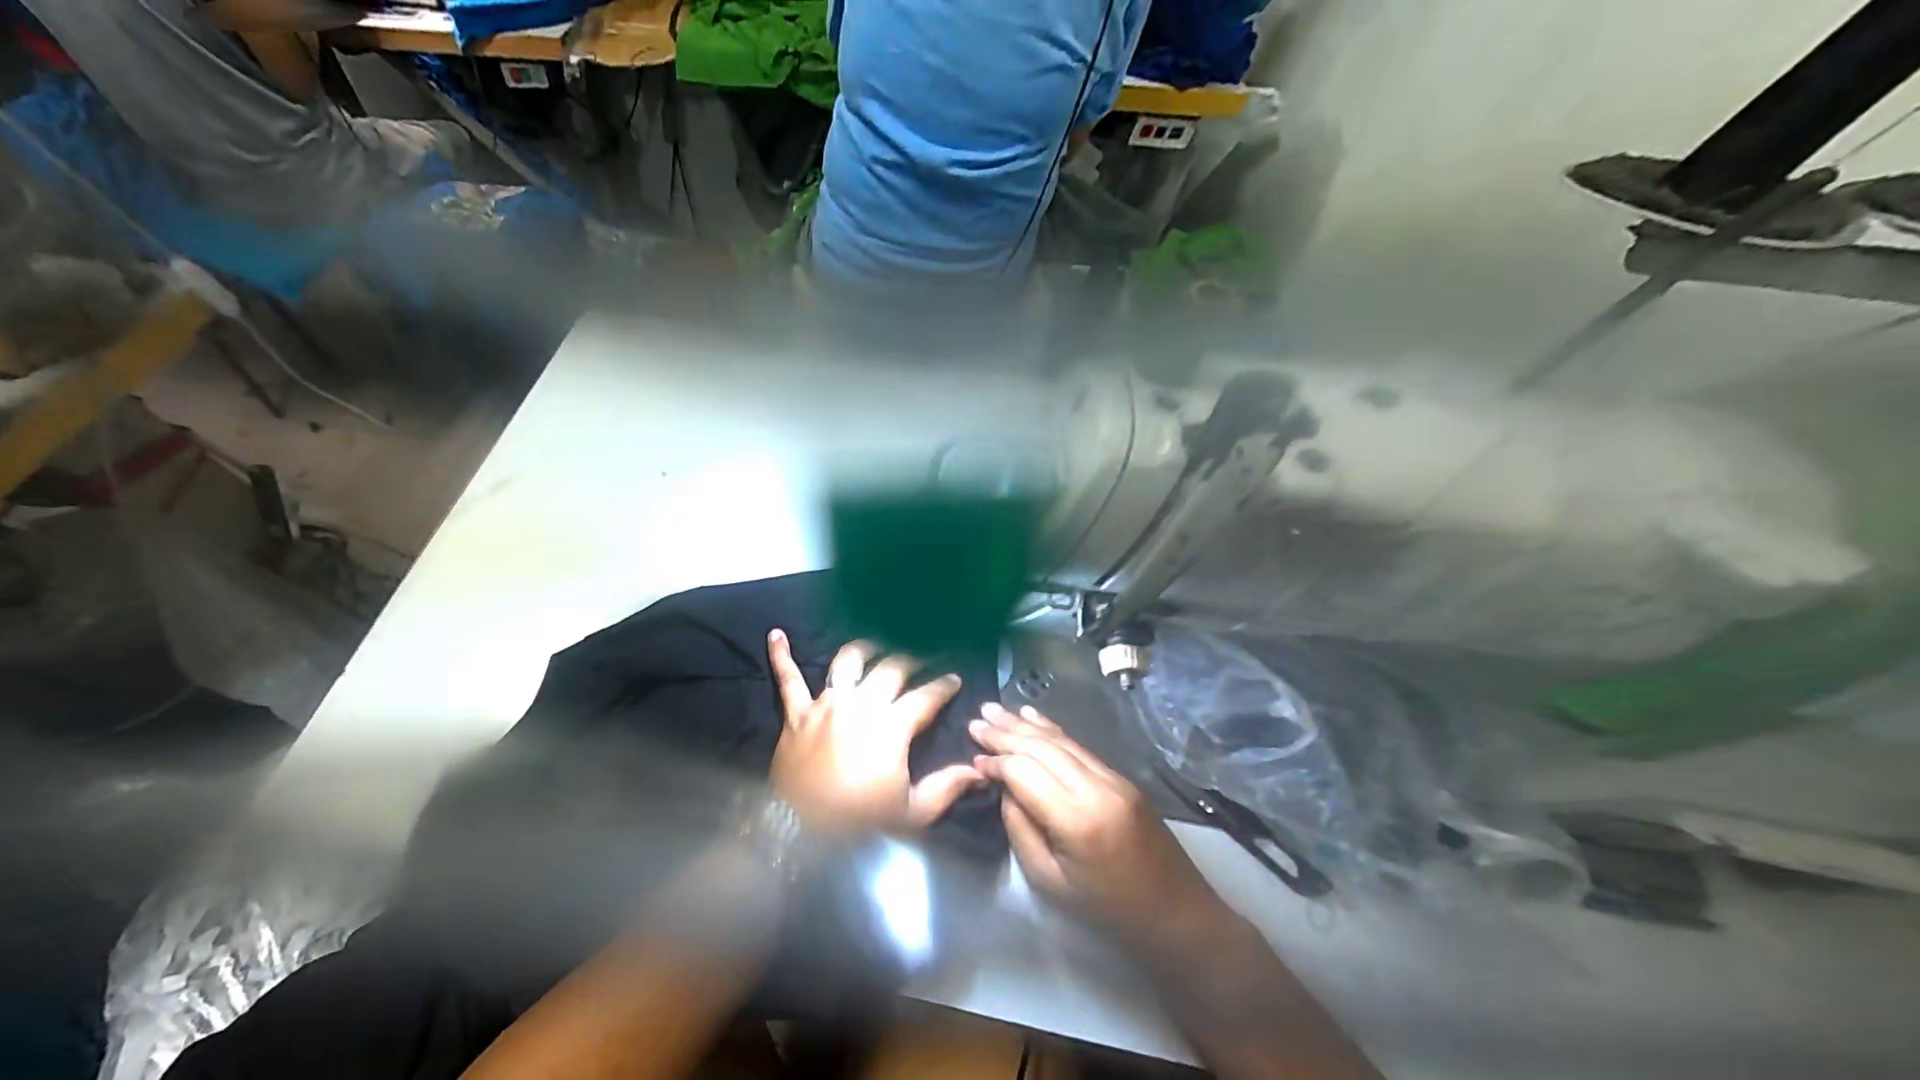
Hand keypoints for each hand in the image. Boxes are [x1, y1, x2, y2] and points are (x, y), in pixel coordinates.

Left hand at [765, 630, 983, 832]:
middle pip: (890, 669)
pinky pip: (787, 679)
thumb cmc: (860, 824)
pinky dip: (781, 655)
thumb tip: (978, 772)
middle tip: (921, 660)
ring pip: (846, 662)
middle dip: (910, 660)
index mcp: (891, 725)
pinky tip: (776, 635)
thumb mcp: (912, 812)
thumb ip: (946, 786)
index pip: (926, 697)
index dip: (943, 686)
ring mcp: (825, 705)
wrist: (799, 836)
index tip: (954, 679)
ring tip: (874, 646)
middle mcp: (860, 704)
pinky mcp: (796, 714)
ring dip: (863, 649)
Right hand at [970, 704, 1229, 948]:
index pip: (1024, 771)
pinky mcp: (1121, 776)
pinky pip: (1079, 747)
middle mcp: (1096, 787)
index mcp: (1076, 818)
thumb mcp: (1048, 878)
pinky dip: (1052, 730)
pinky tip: (1032, 717)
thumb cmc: (1105, 907)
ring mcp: (1113, 777)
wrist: (1174, 911)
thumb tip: (1005, 786)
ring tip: (995, 710)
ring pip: (1061, 740)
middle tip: (976, 720)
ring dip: (1025, 724)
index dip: (996, 761)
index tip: (972, 755)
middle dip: (1006, 733)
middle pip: (1042, 748)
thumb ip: (1020, 827)